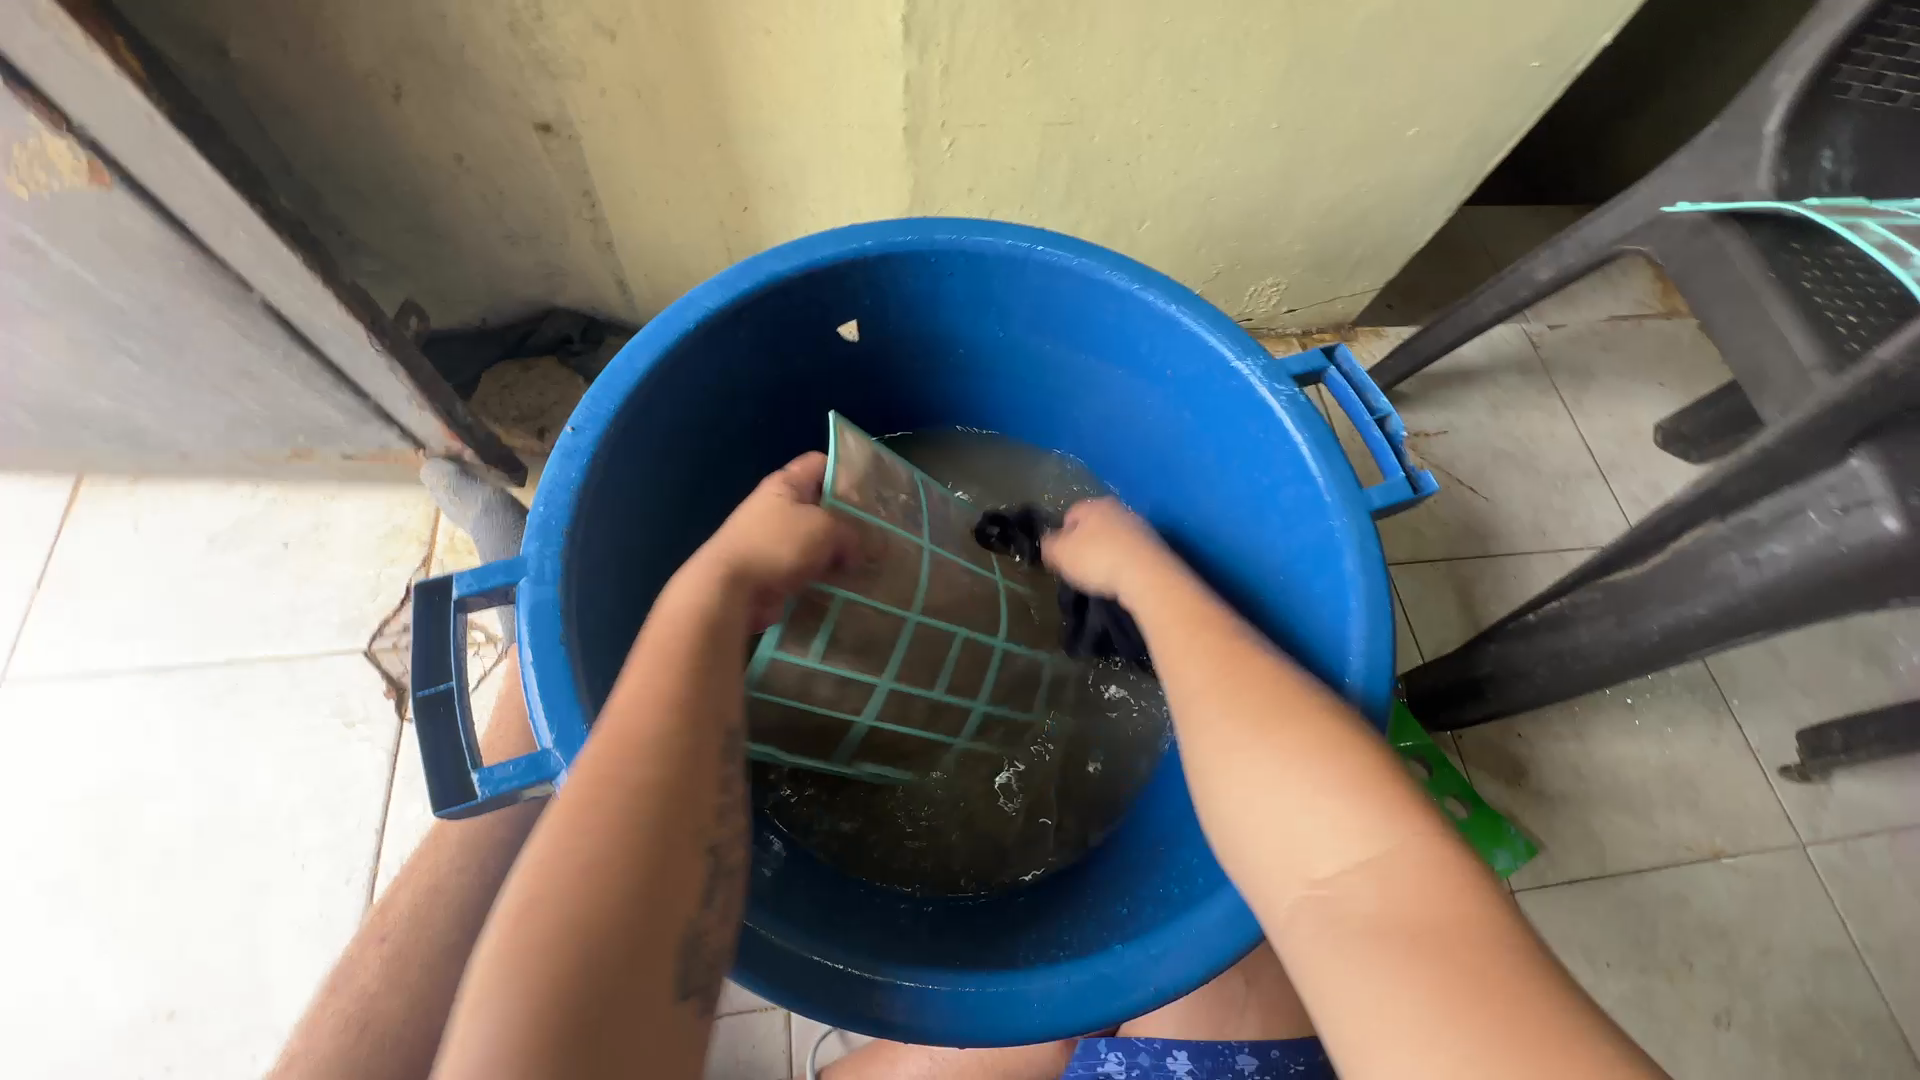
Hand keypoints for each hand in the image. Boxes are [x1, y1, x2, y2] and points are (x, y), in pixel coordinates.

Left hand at [684, 452, 856, 629]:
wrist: (729, 591)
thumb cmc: (777, 545)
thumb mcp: (825, 529)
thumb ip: (853, 533)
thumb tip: (862, 551)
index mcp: (787, 484)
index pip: (821, 464)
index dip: (847, 471)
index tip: (873, 492)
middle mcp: (780, 508)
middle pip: (823, 505)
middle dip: (850, 519)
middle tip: (880, 533)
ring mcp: (777, 541)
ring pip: (819, 541)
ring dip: (841, 553)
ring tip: (871, 563)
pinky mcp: (776, 571)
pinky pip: (810, 569)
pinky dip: (828, 576)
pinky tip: (850, 585)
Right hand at [1041, 497, 1175, 601]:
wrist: (1147, 575)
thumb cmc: (1097, 559)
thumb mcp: (1060, 554)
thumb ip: (1048, 546)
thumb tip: (1048, 543)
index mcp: (1094, 505)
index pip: (1070, 515)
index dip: (1061, 536)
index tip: (1062, 557)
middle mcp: (1118, 508)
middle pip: (1093, 525)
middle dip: (1085, 543)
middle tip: (1079, 566)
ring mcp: (1139, 526)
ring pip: (1113, 538)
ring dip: (1106, 553)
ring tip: (1101, 575)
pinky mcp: (1154, 545)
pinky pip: (1130, 551)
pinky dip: (1123, 562)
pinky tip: (1121, 578)